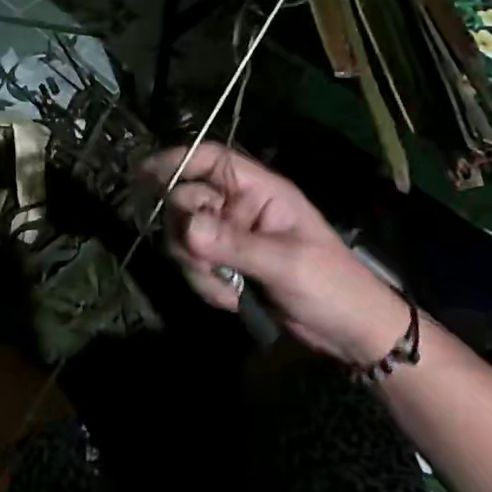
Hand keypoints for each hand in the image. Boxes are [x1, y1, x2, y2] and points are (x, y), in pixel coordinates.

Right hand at [138, 143, 410, 365]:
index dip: (178, 160)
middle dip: (188, 235)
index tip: (142, 175)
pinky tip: (232, 302)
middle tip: (204, 262)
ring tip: (227, 292)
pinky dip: (205, 285)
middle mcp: (241, 208)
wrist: (349, 331)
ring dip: (196, 268)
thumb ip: (233, 245)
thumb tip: (186, 228)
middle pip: (187, 201)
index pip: (213, 160)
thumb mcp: (285, 263)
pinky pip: (196, 267)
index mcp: (261, 190)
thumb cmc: (330, 284)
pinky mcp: (228, 266)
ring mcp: (232, 238)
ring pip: (186, 238)